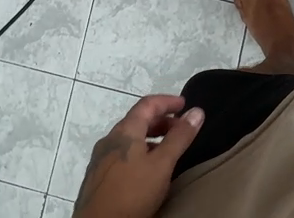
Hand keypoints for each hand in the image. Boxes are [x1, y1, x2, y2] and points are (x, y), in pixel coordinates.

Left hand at [73, 94, 204, 217]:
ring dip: (150, 138)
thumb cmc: (132, 192)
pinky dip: (138, 153)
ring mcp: (100, 160)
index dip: (168, 101)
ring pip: (129, 139)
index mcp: (124, 131)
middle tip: (180, 129)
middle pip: (138, 120)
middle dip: (161, 121)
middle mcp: (109, 139)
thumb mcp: (162, 164)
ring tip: (166, 151)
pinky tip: (146, 171)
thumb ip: (180, 137)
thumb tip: (197, 111)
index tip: (185, 105)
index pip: (148, 104)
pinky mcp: (97, 178)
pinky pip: (121, 155)